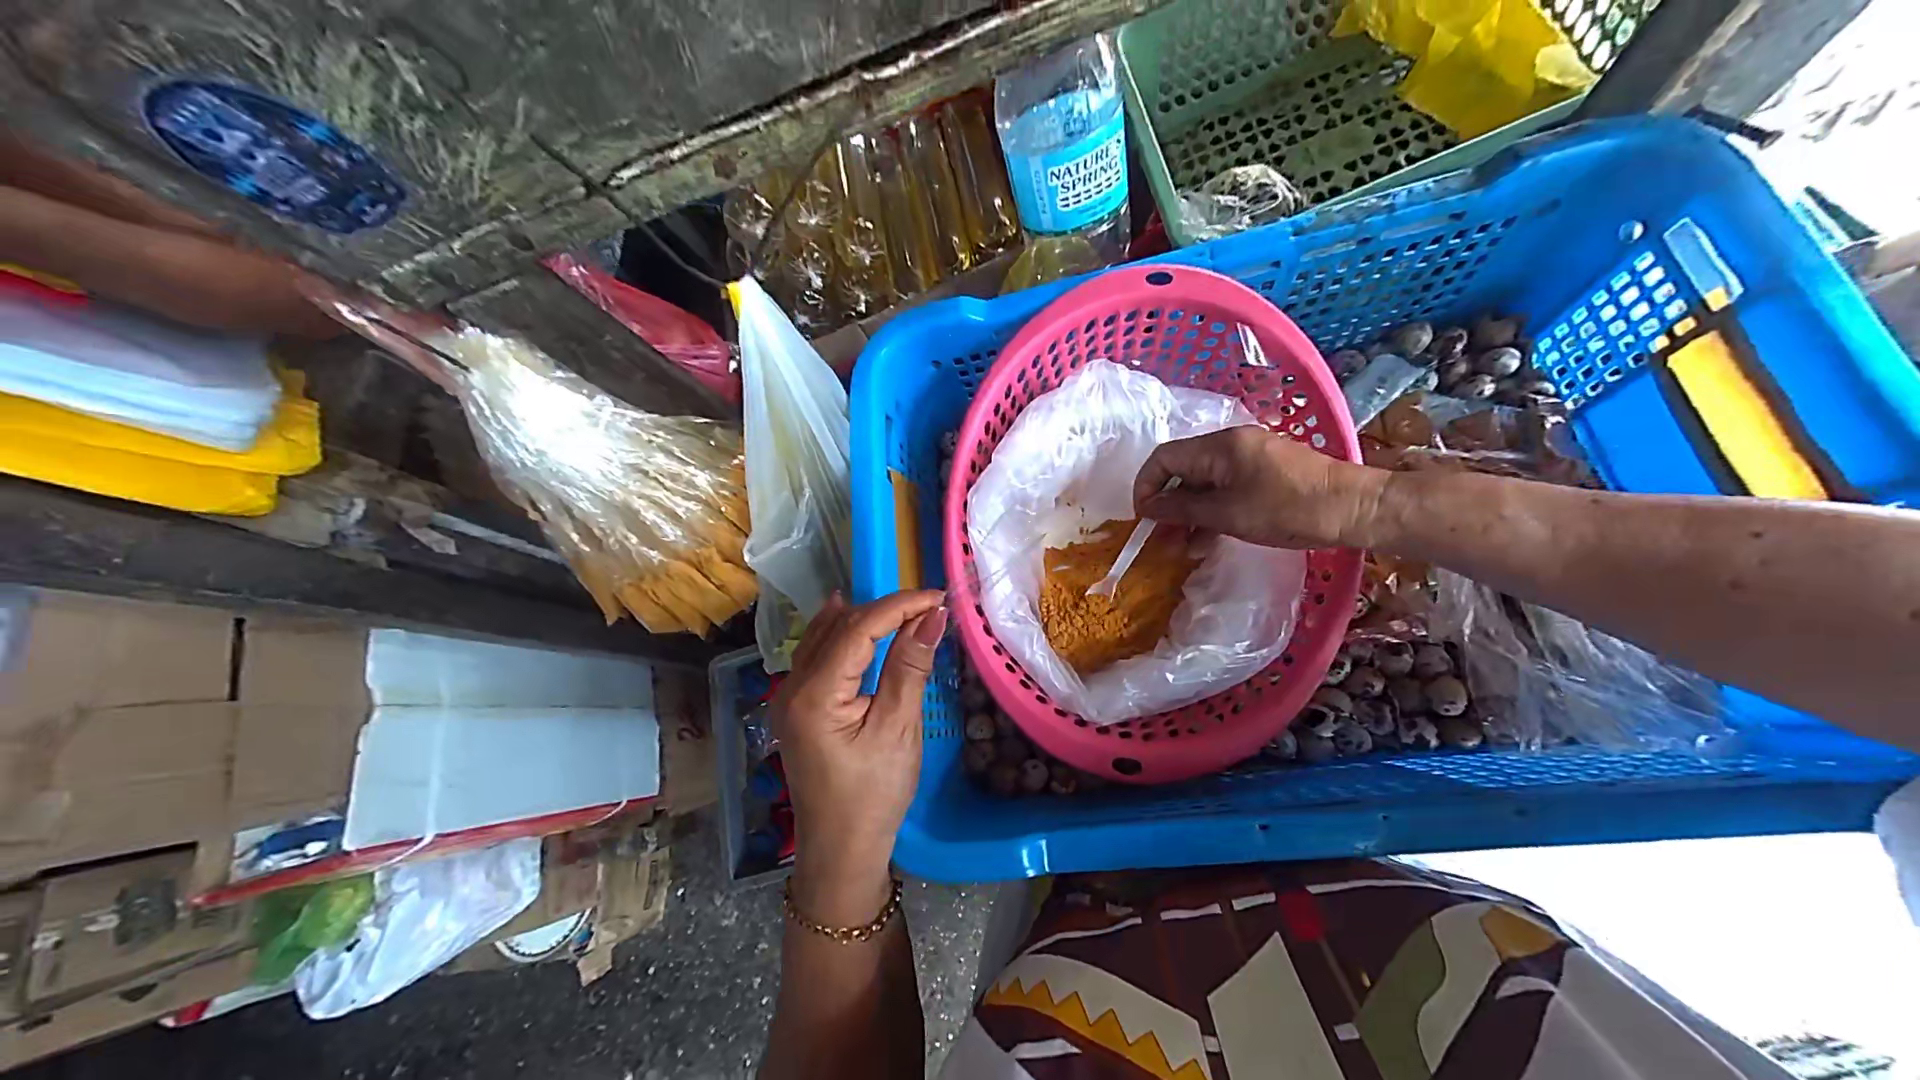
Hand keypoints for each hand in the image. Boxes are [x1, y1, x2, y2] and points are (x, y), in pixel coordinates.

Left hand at [772, 589, 945, 922]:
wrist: (841, 852)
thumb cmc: (873, 797)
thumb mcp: (898, 731)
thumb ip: (910, 668)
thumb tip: (932, 617)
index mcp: (815, 694)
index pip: (859, 629)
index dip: (900, 606)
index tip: (938, 598)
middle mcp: (792, 686)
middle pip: (839, 628)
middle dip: (885, 610)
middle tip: (929, 607)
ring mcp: (789, 696)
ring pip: (824, 637)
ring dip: (863, 618)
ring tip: (903, 609)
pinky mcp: (797, 706)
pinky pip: (816, 654)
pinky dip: (841, 634)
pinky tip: (851, 618)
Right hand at [1134, 426, 1388, 548]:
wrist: (1355, 509)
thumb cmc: (1288, 509)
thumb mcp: (1228, 514)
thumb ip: (1182, 508)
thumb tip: (1148, 508)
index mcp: (1219, 446)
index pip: (1164, 457)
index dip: (1146, 486)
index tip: (1143, 519)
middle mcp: (1230, 445)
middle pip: (1182, 470)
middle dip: (1167, 504)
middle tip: (1161, 539)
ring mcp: (1249, 459)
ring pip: (1203, 484)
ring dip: (1189, 513)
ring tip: (1182, 547)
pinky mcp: (1263, 475)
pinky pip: (1225, 490)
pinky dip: (1211, 512)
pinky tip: (1207, 539)